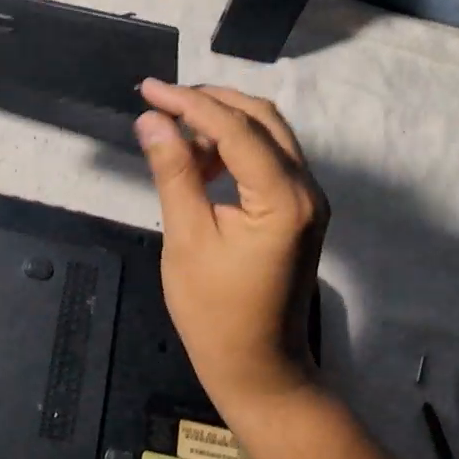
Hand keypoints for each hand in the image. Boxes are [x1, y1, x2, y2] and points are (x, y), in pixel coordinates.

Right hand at [135, 80, 328, 409]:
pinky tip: (200, 158)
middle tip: (161, 102)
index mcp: (283, 199)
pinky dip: (235, 144)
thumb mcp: (185, 240)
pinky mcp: (300, 207)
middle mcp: (307, 189)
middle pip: (260, 117)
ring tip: (175, 131)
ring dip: (222, 120)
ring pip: (268, 132)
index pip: (236, 128)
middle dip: (209, 101)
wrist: (261, 370)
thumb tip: (151, 119)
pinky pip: (269, 156)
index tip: (149, 89)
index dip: (189, 102)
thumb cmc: (216, 314)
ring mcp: (309, 197)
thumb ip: (173, 172)